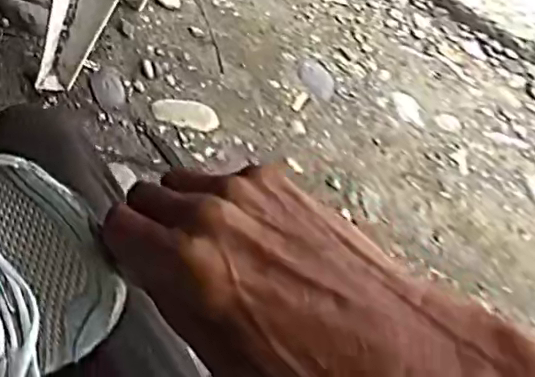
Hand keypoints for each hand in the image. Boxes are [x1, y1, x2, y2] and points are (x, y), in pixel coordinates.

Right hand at [100, 165, 534, 376]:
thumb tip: (147, 271)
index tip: (128, 252)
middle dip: (152, 223)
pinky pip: (223, 179)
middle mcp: (208, 216)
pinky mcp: (273, 180)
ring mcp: (242, 192)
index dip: (121, 243)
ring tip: (218, 245)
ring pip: (178, 180)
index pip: (115, 223)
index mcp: (190, 264)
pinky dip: (228, 201)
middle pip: (142, 194)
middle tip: (173, 253)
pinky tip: (257, 236)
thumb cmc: (331, 374)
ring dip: (186, 207)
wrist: (418, 360)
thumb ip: (172, 301)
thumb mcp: (226, 359)